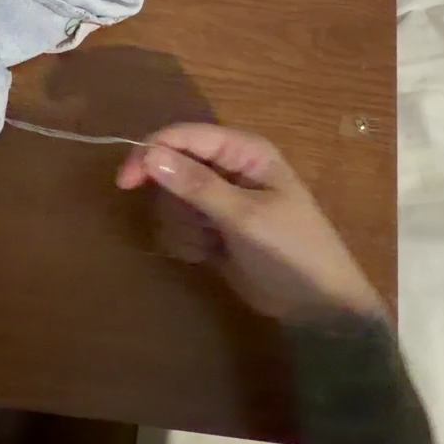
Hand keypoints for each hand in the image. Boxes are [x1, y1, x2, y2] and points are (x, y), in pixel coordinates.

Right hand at [117, 124, 385, 321]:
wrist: (317, 307)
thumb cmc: (290, 251)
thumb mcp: (244, 216)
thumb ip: (196, 185)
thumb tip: (149, 155)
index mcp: (244, 151)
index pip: (184, 136)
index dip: (151, 153)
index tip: (125, 181)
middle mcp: (229, 167)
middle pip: (173, 165)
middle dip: (173, 198)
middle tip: (188, 224)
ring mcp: (220, 198)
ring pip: (172, 198)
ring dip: (182, 224)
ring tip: (210, 243)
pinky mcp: (213, 227)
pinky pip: (180, 223)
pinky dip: (188, 240)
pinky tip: (211, 255)